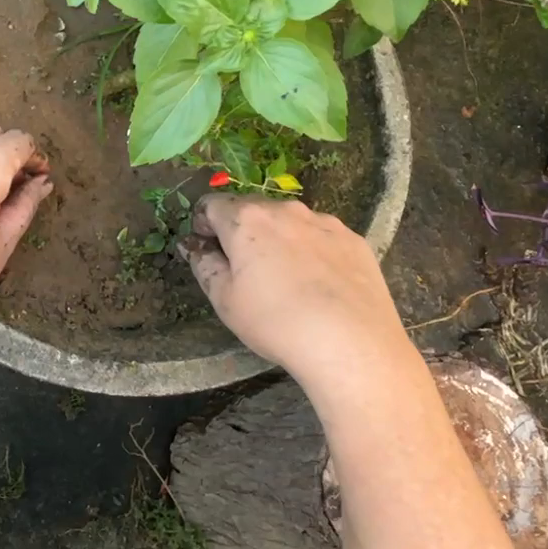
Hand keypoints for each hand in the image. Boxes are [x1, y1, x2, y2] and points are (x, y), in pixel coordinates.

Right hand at [179, 195, 413, 377]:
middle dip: (241, 231)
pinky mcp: (353, 239)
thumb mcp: (225, 300)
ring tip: (285, 280)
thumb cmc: (275, 322)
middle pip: (252, 209)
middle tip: (245, 271)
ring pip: (288, 222)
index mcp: (246, 220)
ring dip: (277, 239)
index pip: (211, 205)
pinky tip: (318, 284)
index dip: (204, 226)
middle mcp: (285, 210)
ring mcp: (324, 222)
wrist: (352, 343)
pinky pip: (320, 236)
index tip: (209, 252)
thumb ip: (204, 265)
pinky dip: (311, 250)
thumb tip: (193, 245)